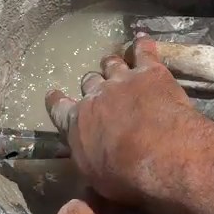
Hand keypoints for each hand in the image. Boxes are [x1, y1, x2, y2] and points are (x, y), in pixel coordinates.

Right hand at [46, 37, 202, 203]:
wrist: (158, 152)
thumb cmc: (125, 175)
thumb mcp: (97, 177)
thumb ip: (91, 160)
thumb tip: (92, 160)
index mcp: (77, 123)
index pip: (60, 109)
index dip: (56, 101)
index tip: (54, 95)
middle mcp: (96, 96)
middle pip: (89, 82)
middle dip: (93, 84)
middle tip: (99, 88)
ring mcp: (122, 80)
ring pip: (112, 64)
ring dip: (112, 63)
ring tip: (115, 62)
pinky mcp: (149, 71)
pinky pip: (143, 50)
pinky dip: (141, 43)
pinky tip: (142, 37)